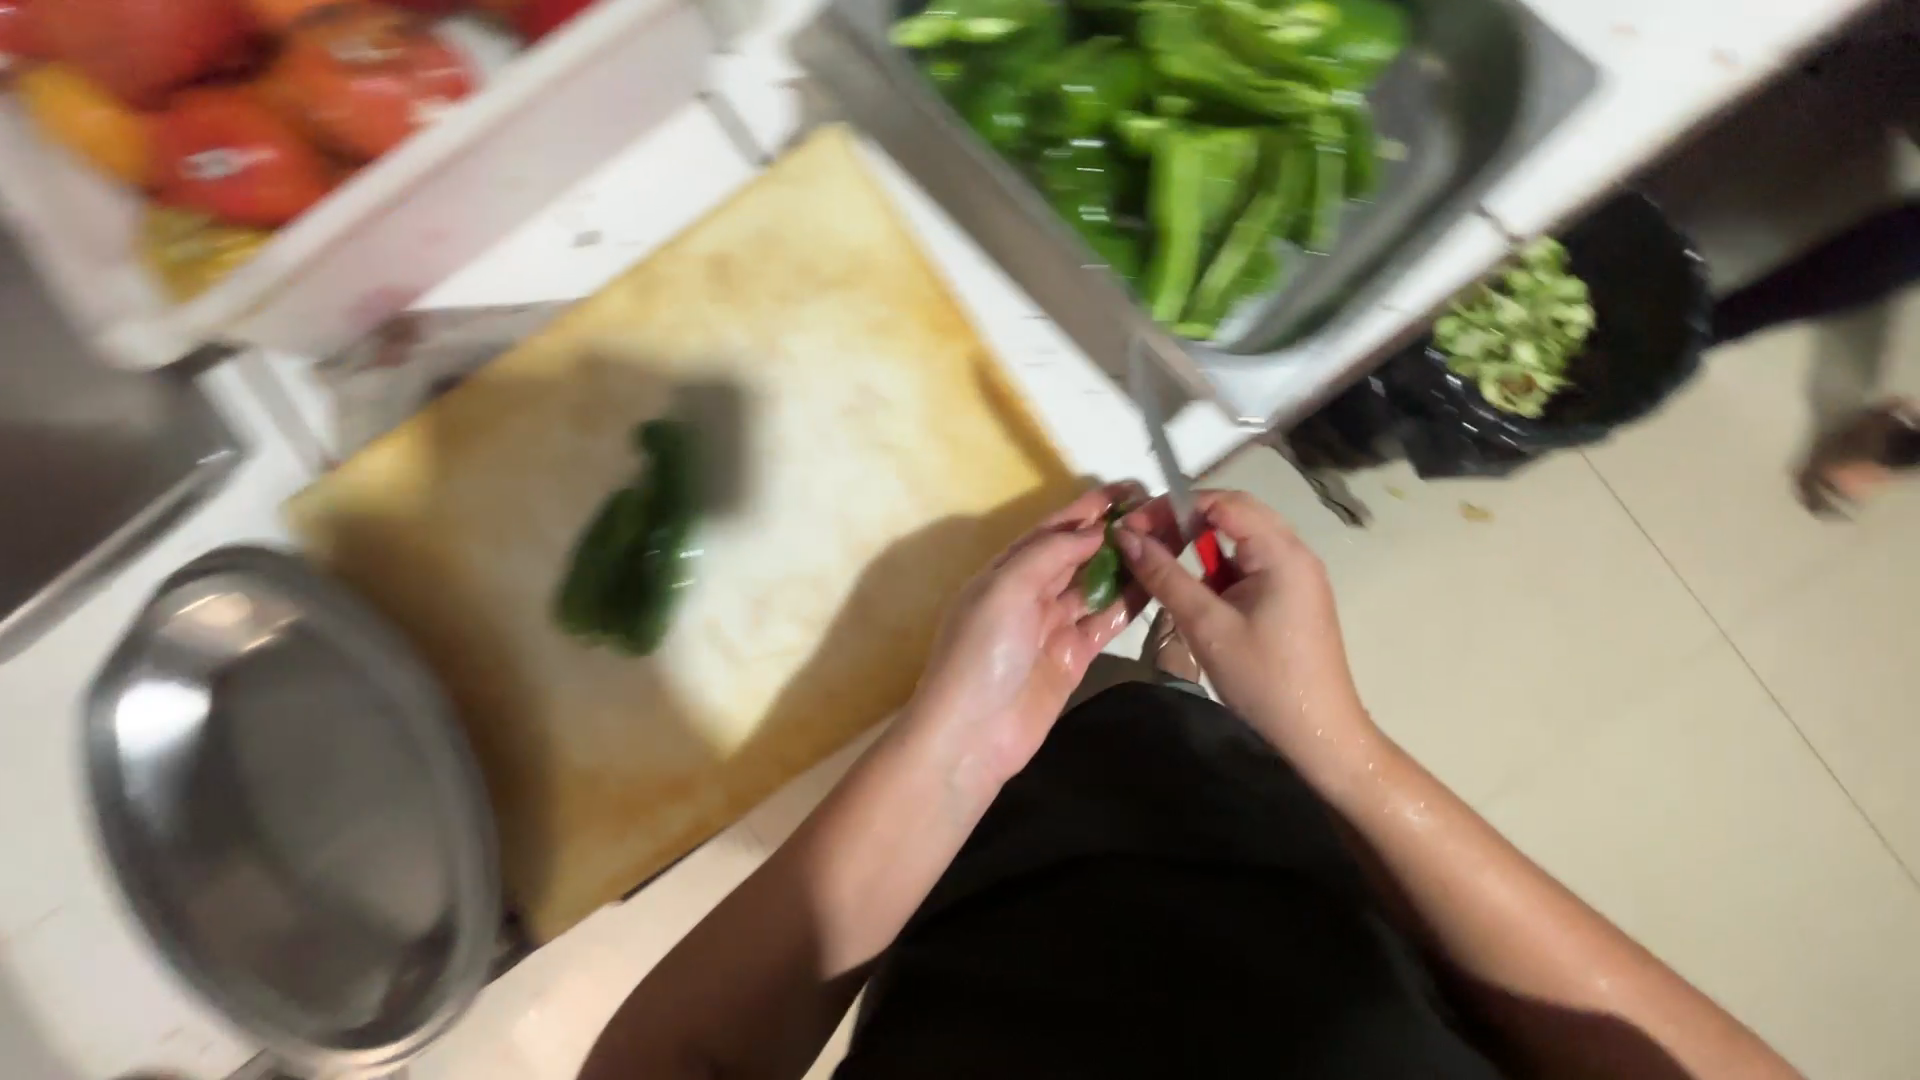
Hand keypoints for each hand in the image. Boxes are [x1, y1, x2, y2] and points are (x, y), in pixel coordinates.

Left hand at [904, 481, 1155, 789]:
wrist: (971, 734)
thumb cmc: (981, 653)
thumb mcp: (1005, 589)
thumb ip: (1048, 554)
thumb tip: (1092, 531)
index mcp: (1005, 571)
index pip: (1052, 531)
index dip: (1087, 508)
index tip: (1127, 488)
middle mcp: (1029, 593)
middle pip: (1078, 555)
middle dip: (1114, 534)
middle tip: (1160, 513)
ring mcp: (1052, 626)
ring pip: (1096, 586)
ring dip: (1128, 565)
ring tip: (1168, 541)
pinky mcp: (1073, 657)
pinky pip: (1105, 622)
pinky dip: (1129, 603)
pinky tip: (1159, 584)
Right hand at [1114, 489, 1376, 773]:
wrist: (1318, 735)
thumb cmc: (1263, 678)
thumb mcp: (1206, 625)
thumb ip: (1164, 575)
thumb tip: (1126, 536)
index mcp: (1282, 552)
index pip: (1224, 501)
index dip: (1174, 505)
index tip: (1133, 525)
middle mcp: (1294, 553)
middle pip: (1234, 513)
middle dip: (1183, 519)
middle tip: (1141, 538)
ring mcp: (1295, 576)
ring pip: (1239, 540)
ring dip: (1198, 544)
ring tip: (1157, 560)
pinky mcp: (1289, 597)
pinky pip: (1247, 565)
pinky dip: (1215, 568)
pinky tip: (1190, 589)